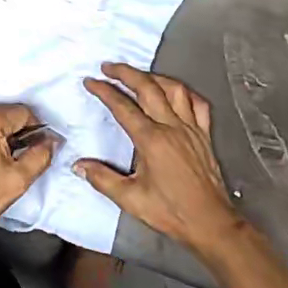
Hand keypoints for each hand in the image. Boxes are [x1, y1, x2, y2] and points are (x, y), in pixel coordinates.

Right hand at [77, 64, 245, 258]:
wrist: (209, 221)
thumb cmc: (170, 211)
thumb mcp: (130, 199)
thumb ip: (102, 179)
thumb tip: (78, 165)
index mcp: (151, 140)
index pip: (123, 107)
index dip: (105, 91)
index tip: (91, 81)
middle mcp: (172, 127)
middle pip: (148, 88)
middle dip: (126, 73)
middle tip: (108, 66)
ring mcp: (191, 128)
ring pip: (174, 90)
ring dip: (155, 77)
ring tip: (139, 74)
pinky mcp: (205, 135)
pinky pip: (198, 104)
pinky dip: (186, 93)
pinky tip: (177, 93)